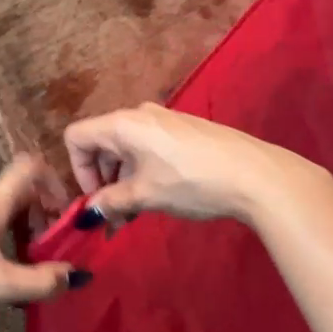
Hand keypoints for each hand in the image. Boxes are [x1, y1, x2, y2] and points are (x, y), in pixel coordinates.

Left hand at [0, 156, 82, 314]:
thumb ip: (42, 281)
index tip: (66, 215)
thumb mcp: (1, 285)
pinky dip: (3, 237)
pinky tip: (0, 271)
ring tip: (28, 266)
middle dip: (42, 217)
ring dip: (22, 231)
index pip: (29, 168)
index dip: (54, 183)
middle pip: (19, 192)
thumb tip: (76, 275)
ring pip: (2, 209)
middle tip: (51, 251)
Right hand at [65, 102, 311, 222]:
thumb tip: (91, 211)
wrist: (256, 175)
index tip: (97, 200)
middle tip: (115, 216)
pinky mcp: (184, 130)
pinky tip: (161, 197)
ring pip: (127, 149)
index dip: (78, 170)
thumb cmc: (192, 182)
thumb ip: (112, 201)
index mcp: (123, 124)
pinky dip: (143, 172)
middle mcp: (139, 115)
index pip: (76, 137)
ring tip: (137, 215)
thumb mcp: (146, 196)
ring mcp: (164, 120)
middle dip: (102, 181)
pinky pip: (148, 148)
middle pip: (101, 143)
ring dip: (123, 181)